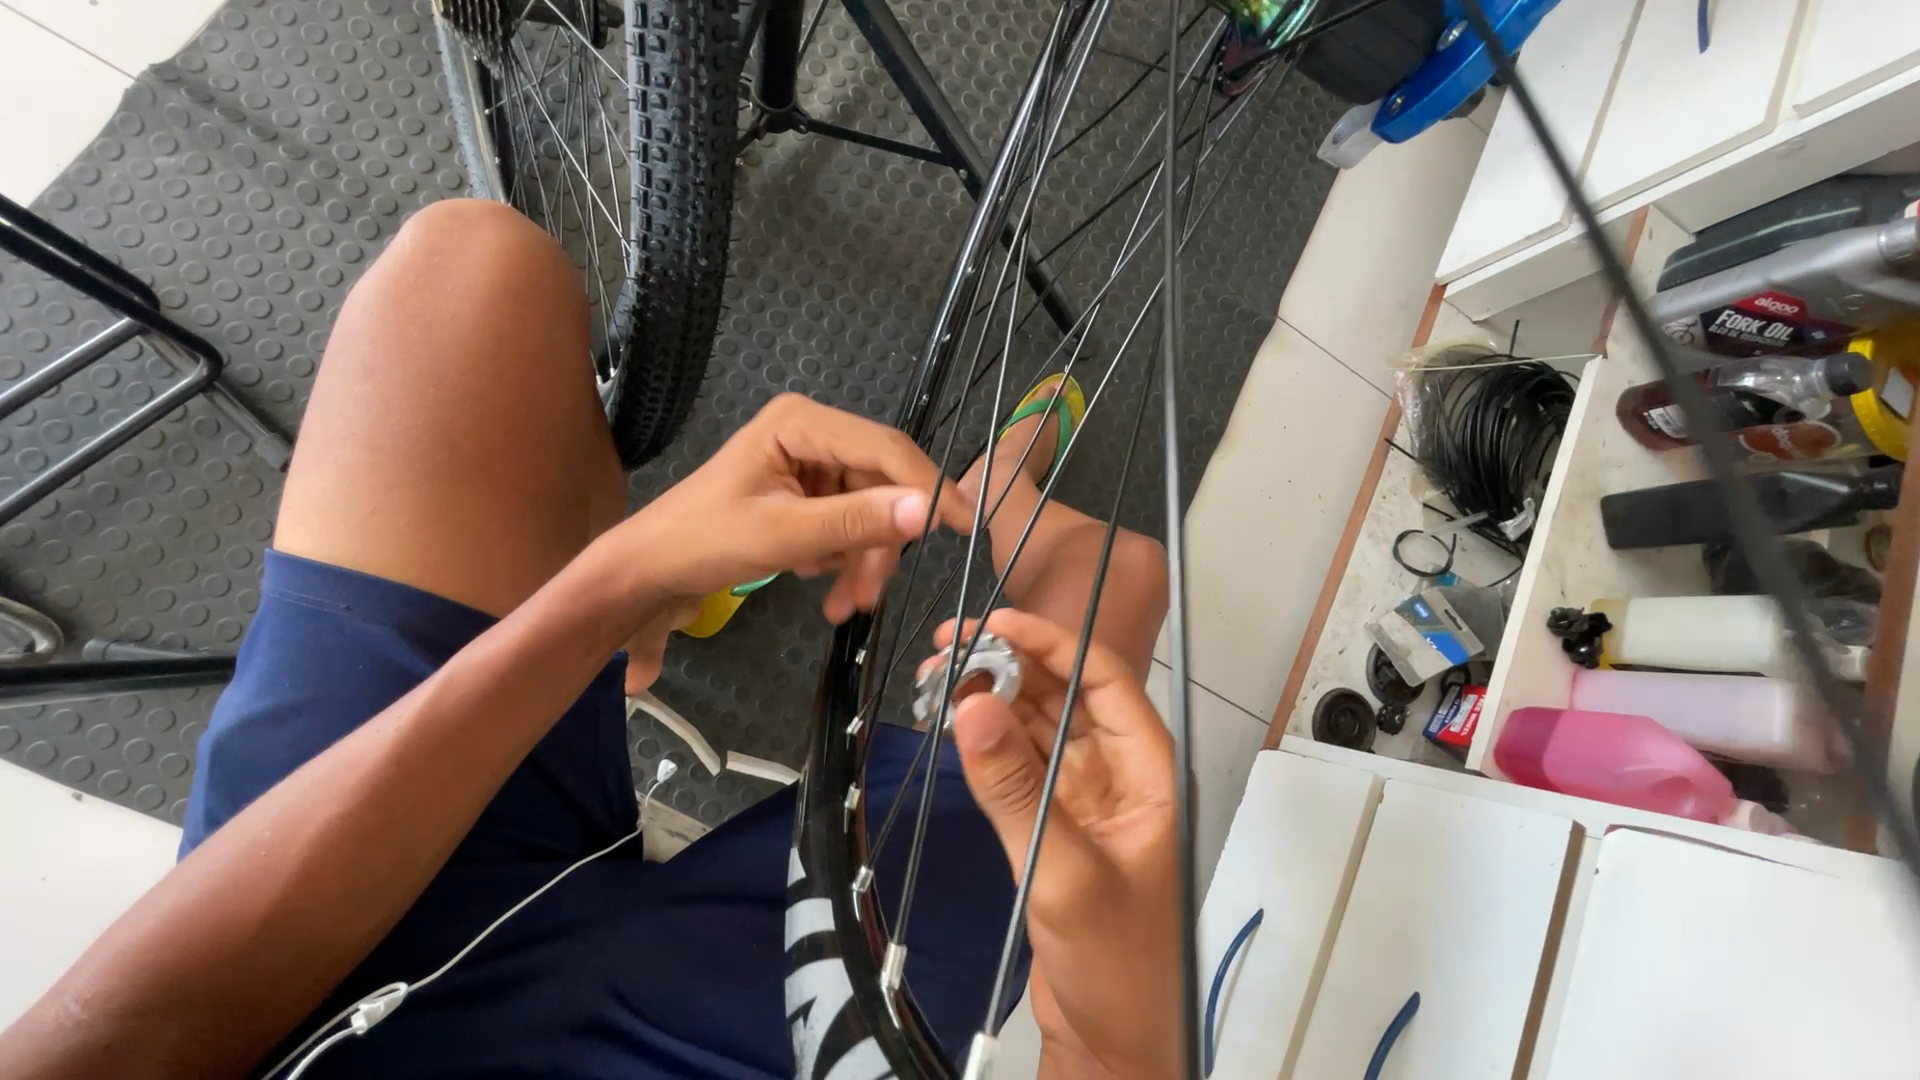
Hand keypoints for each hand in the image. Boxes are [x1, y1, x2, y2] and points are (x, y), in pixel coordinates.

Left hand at [597, 395, 972, 684]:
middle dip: (877, 545)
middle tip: (868, 597)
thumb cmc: (703, 540)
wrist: (651, 570)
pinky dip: (844, 560)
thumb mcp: (784, 534)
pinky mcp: (808, 494)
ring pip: (869, 513)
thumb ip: (858, 521)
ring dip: (861, 562)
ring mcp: (811, 465)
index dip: (928, 486)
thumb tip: (929, 512)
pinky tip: (822, 584)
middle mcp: (813, 435)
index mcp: (802, 423)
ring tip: (840, 604)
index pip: (885, 449)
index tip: (963, 528)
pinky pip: (849, 526)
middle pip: (879, 487)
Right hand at [937, 609, 1178, 1078]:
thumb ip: (1015, 790)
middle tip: (944, 646)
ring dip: (991, 698)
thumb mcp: (1063, 872)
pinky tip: (952, 722)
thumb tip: (968, 705)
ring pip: (1036, 723)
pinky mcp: (1051, 820)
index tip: (992, 622)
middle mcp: (1116, 769)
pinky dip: (986, 740)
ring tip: (936, 677)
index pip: (1102, 678)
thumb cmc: (1115, 963)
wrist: (1111, 1043)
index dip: (1050, 641)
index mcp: (1147, 768)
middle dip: (1008, 664)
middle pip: (1063, 693)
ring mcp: (1082, 794)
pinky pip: (1018, 762)